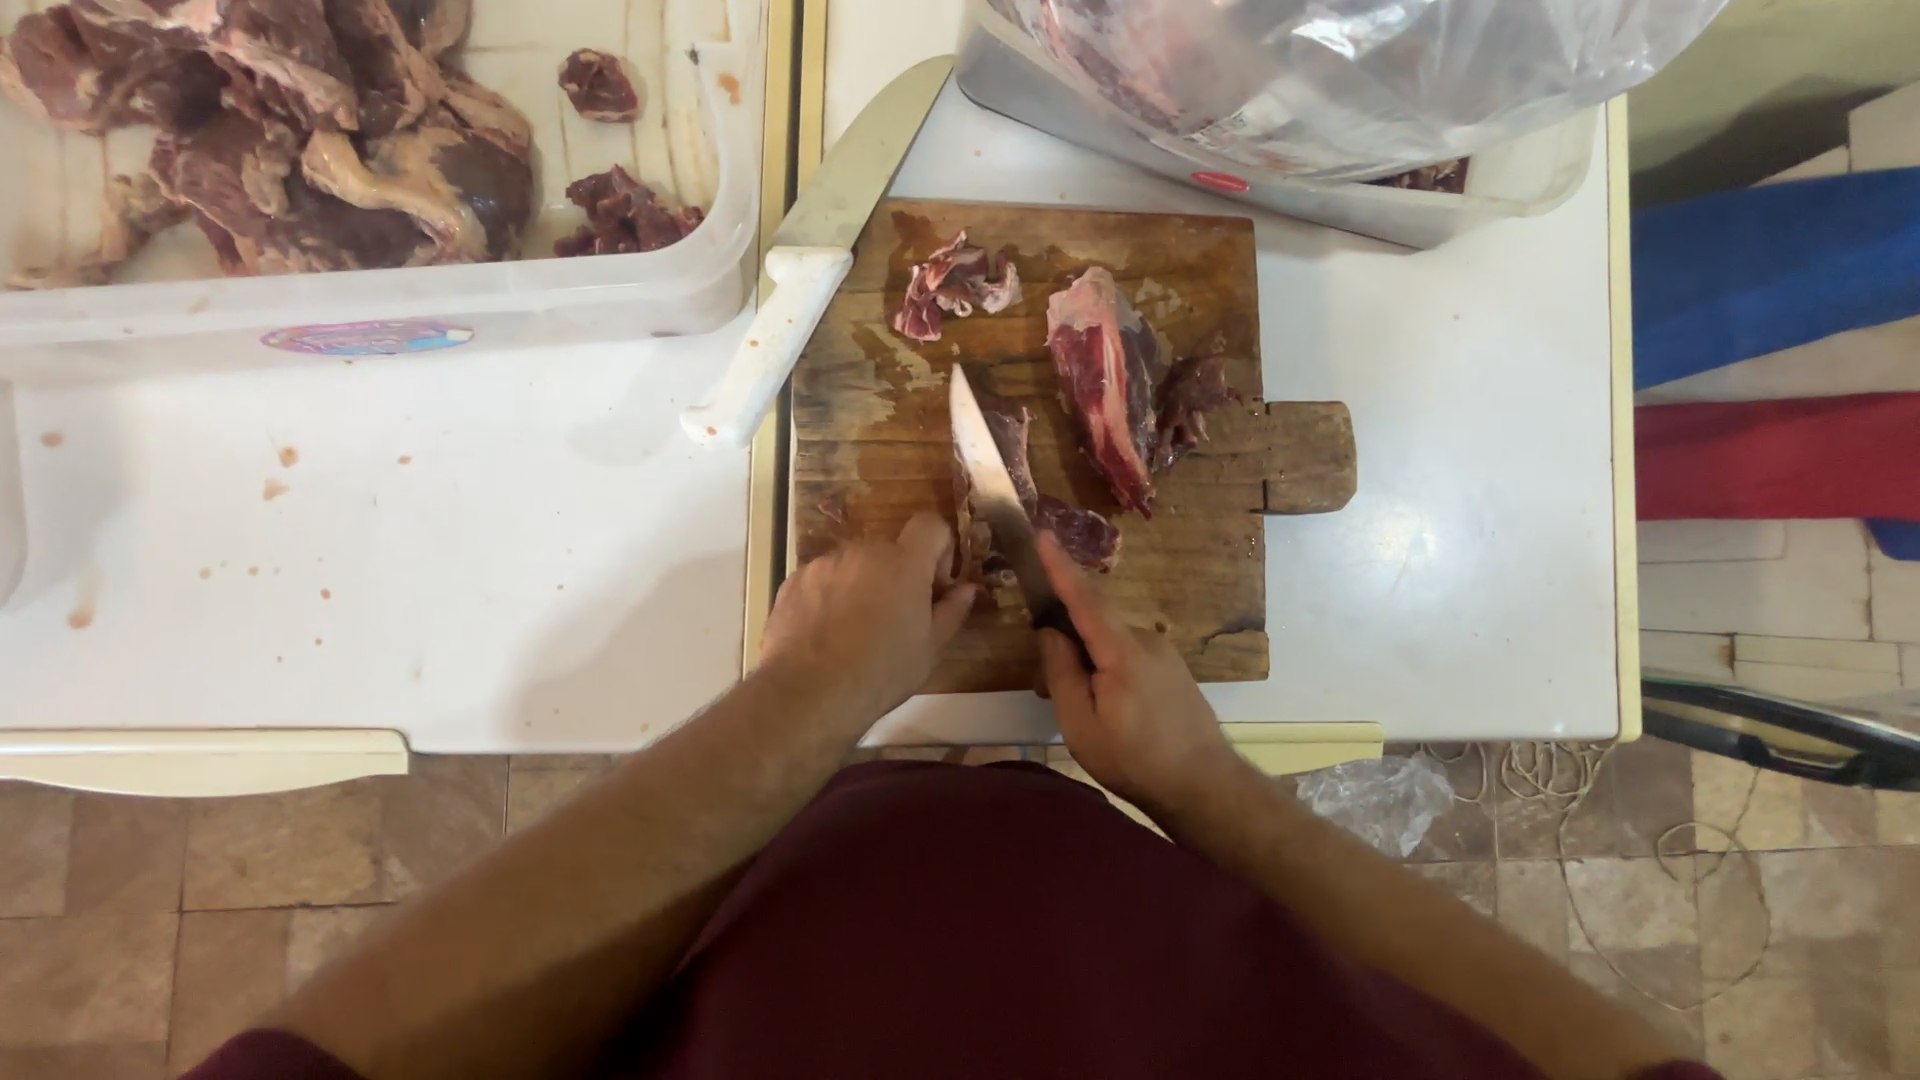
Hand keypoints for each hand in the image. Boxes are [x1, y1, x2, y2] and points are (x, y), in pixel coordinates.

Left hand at [759, 512, 977, 727]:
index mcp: (905, 562)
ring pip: (854, 564)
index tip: (934, 585)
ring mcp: (825, 563)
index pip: (930, 524)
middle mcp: (864, 551)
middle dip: (898, 573)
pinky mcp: (794, 580)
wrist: (809, 692)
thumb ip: (952, 610)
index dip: (939, 548)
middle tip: (895, 616)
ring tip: (854, 629)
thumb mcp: (930, 648)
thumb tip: (967, 588)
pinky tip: (826, 633)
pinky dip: (830, 596)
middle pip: (890, 548)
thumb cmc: (881, 671)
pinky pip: (823, 579)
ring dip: (862, 583)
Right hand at [1035, 534, 1242, 809]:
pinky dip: (1108, 669)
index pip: (1084, 599)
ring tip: (1086, 710)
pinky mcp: (1172, 668)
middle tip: (1052, 685)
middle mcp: (1147, 640)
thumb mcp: (1081, 724)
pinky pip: (1128, 654)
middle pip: (1095, 622)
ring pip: (1111, 642)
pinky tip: (1110, 710)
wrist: (1204, 786)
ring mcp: (1164, 653)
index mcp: (1122, 651)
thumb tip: (1050, 632)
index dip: (1060, 568)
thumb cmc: (1135, 760)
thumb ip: (1062, 672)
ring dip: (1090, 661)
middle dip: (1068, 639)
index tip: (1043, 535)